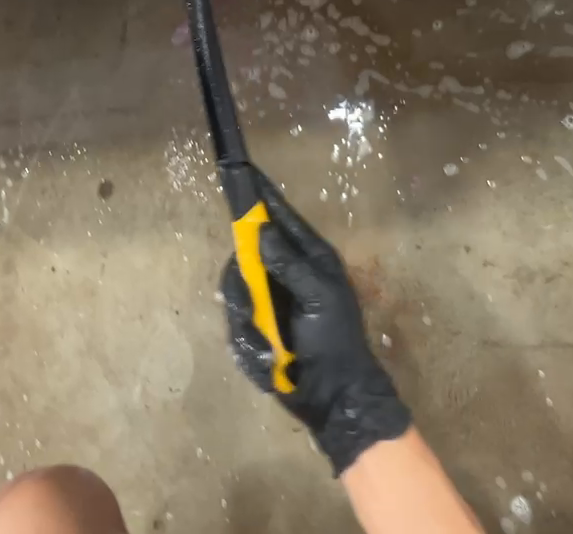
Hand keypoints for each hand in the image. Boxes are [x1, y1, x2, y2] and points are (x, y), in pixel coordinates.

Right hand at [221, 170, 410, 474]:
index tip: (242, 172)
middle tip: (252, 311)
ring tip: (268, 347)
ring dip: (248, 322)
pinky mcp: (258, 324)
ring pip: (237, 290)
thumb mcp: (318, 298)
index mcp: (309, 256)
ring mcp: (271, 297)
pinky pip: (237, 321)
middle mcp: (286, 270)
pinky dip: (248, 342)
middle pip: (245, 254)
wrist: (335, 399)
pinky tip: (267, 357)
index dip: (260, 195)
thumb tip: (260, 229)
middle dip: (244, 286)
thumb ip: (289, 263)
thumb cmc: (335, 342)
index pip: (278, 215)